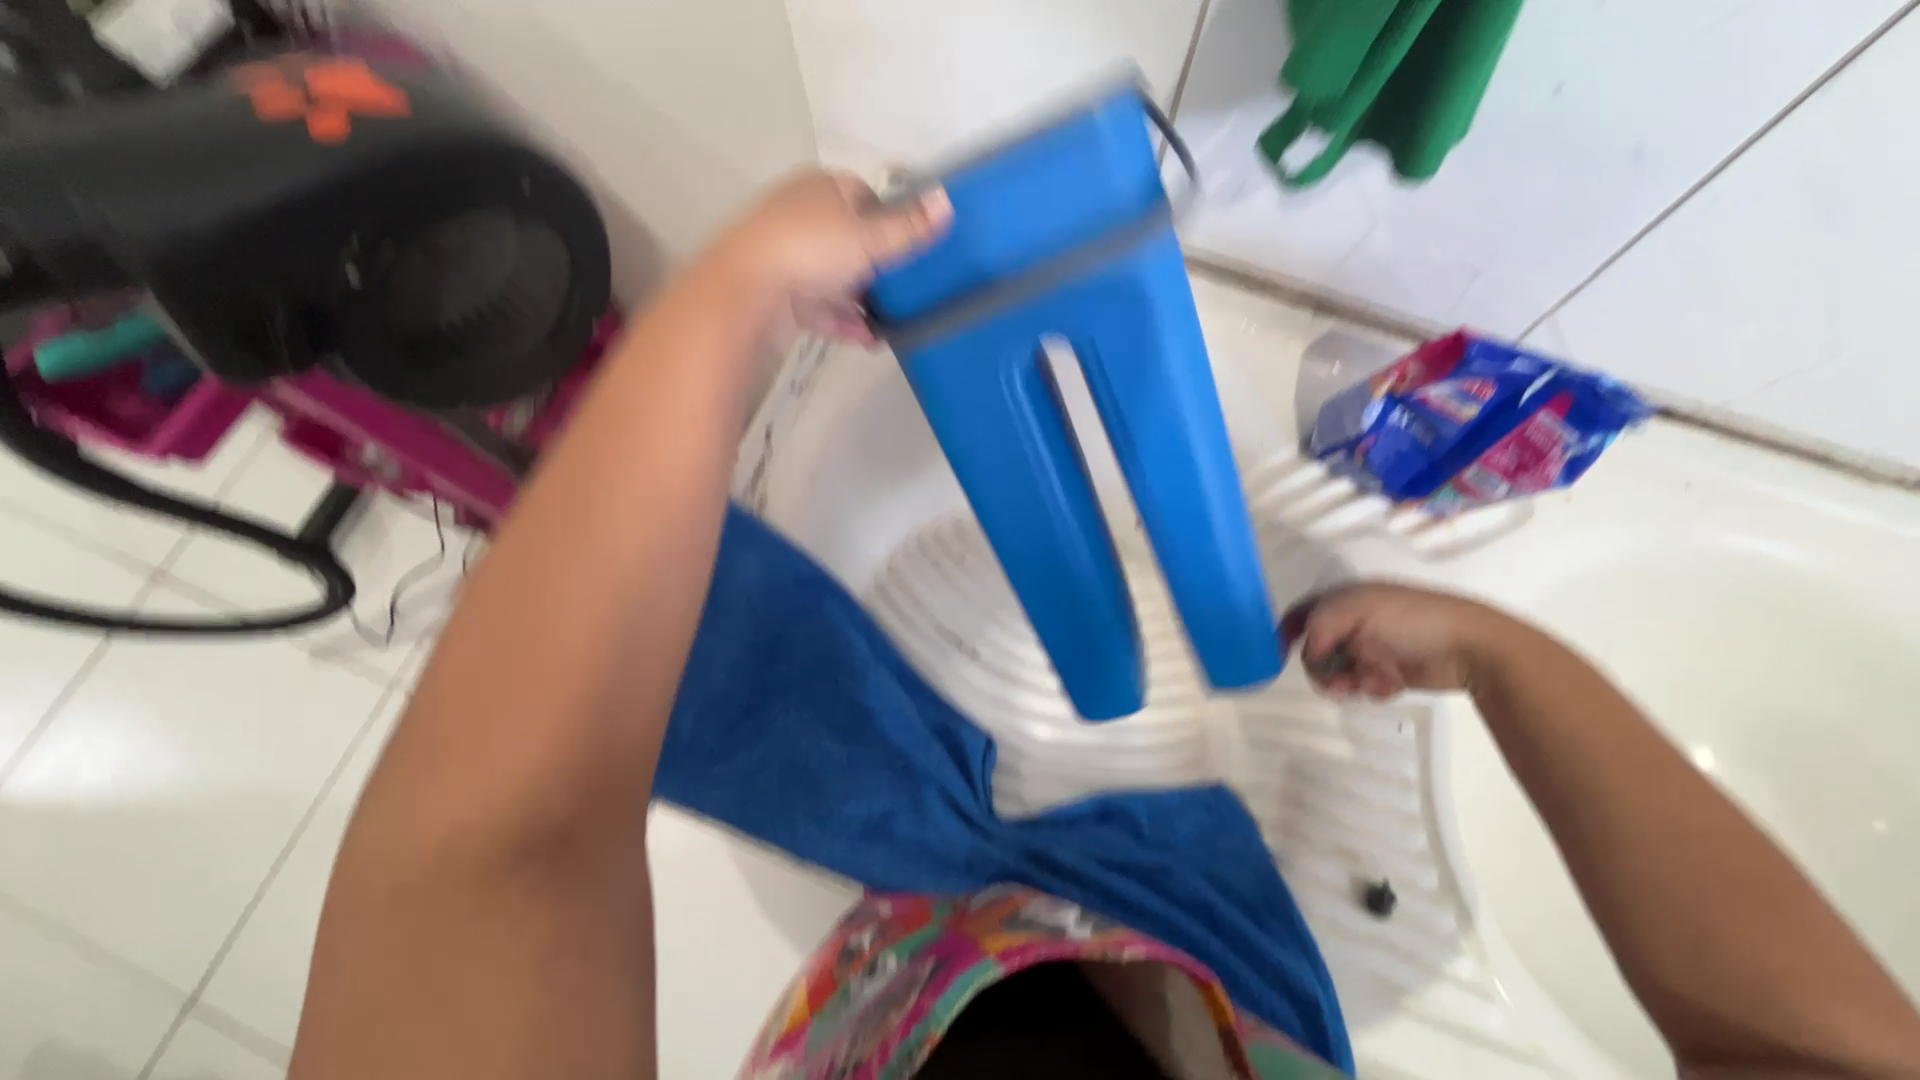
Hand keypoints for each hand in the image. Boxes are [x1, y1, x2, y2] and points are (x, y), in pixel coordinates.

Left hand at [706, 169, 952, 345]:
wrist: (747, 292)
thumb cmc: (812, 250)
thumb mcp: (870, 237)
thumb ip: (909, 226)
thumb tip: (947, 200)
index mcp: (820, 189)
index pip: (863, 196)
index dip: (888, 220)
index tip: (909, 247)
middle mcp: (800, 215)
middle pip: (849, 240)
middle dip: (877, 269)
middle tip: (905, 291)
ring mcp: (786, 256)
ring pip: (835, 277)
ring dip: (862, 302)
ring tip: (890, 326)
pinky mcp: (779, 293)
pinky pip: (819, 306)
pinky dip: (842, 321)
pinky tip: (867, 340)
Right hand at [1281, 583, 1512, 699]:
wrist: (1472, 647)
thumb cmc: (1412, 620)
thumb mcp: (1357, 610)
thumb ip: (1320, 626)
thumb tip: (1309, 653)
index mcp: (1347, 600)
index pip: (1303, 613)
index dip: (1286, 632)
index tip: (1278, 656)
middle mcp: (1355, 623)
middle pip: (1316, 649)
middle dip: (1320, 667)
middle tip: (1334, 682)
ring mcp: (1373, 648)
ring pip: (1338, 671)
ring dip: (1344, 681)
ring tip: (1365, 685)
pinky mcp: (1390, 673)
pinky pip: (1363, 684)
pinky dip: (1369, 687)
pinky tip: (1387, 686)